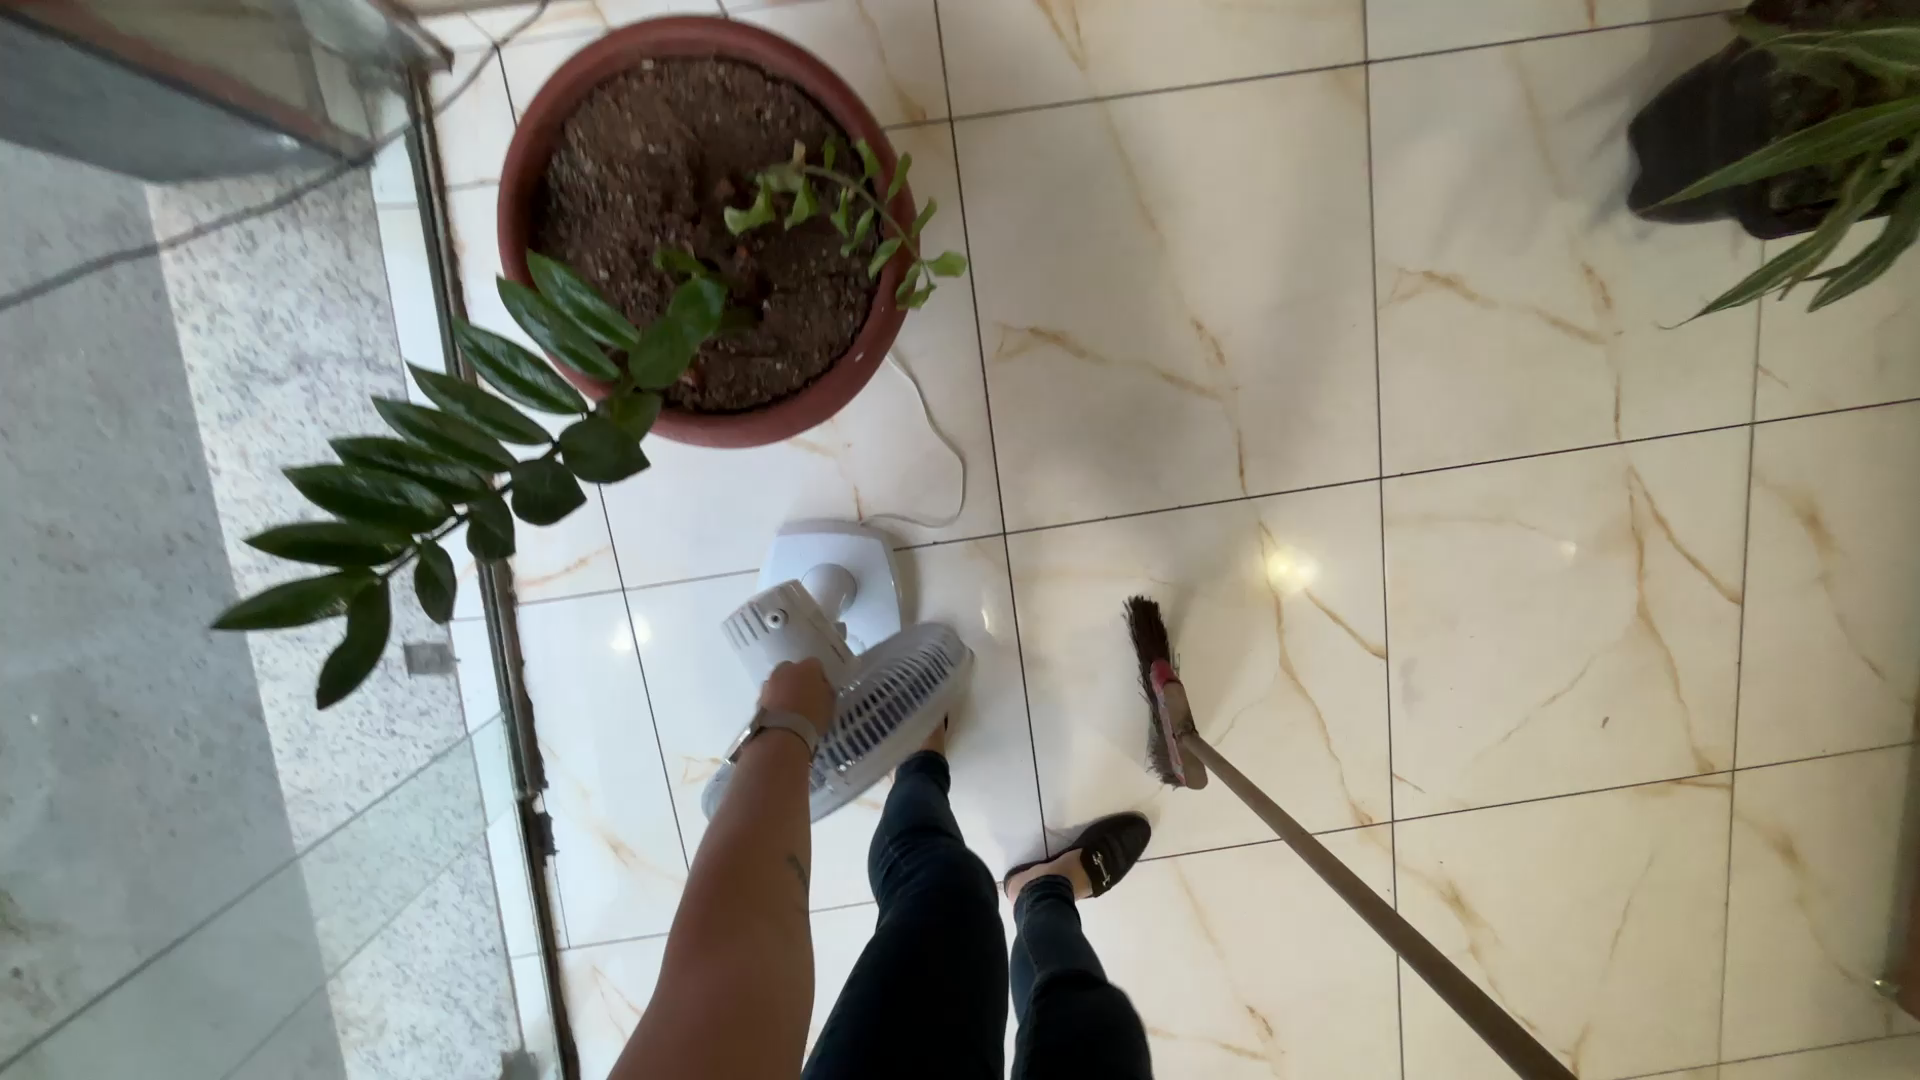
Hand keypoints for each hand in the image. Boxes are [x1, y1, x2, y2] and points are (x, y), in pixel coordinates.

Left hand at [759, 658, 833, 736]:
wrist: (783, 732)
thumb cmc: (812, 715)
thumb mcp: (829, 704)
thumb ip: (826, 691)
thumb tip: (822, 688)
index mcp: (808, 667)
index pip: (816, 665)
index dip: (819, 677)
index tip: (821, 690)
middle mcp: (787, 669)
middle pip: (794, 669)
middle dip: (798, 679)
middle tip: (804, 696)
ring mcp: (770, 682)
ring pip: (779, 681)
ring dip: (784, 689)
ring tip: (791, 707)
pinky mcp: (759, 697)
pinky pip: (770, 695)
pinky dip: (775, 701)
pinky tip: (781, 714)